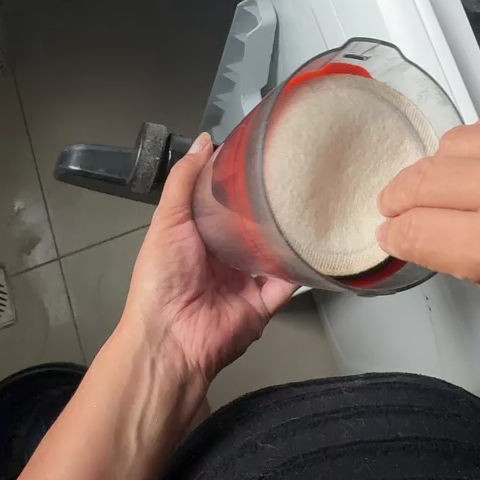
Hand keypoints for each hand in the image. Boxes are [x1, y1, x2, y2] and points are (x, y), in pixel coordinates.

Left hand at [118, 134, 299, 382]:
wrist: (170, 339)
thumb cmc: (162, 277)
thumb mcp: (167, 220)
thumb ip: (184, 180)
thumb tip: (205, 140)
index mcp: (200, 236)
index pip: (226, 201)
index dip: (241, 178)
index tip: (263, 152)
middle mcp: (225, 256)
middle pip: (254, 224)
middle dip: (270, 203)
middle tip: (296, 172)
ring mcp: (248, 279)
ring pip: (276, 248)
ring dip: (289, 231)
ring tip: (314, 198)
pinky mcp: (267, 301)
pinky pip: (290, 279)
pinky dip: (302, 263)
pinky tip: (317, 239)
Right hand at [376, 101, 479, 351]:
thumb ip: (467, 262)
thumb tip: (425, 231)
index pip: (415, 228)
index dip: (395, 233)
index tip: (392, 231)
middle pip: (423, 177)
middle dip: (403, 197)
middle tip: (402, 206)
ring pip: (454, 141)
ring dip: (445, 167)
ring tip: (460, 186)